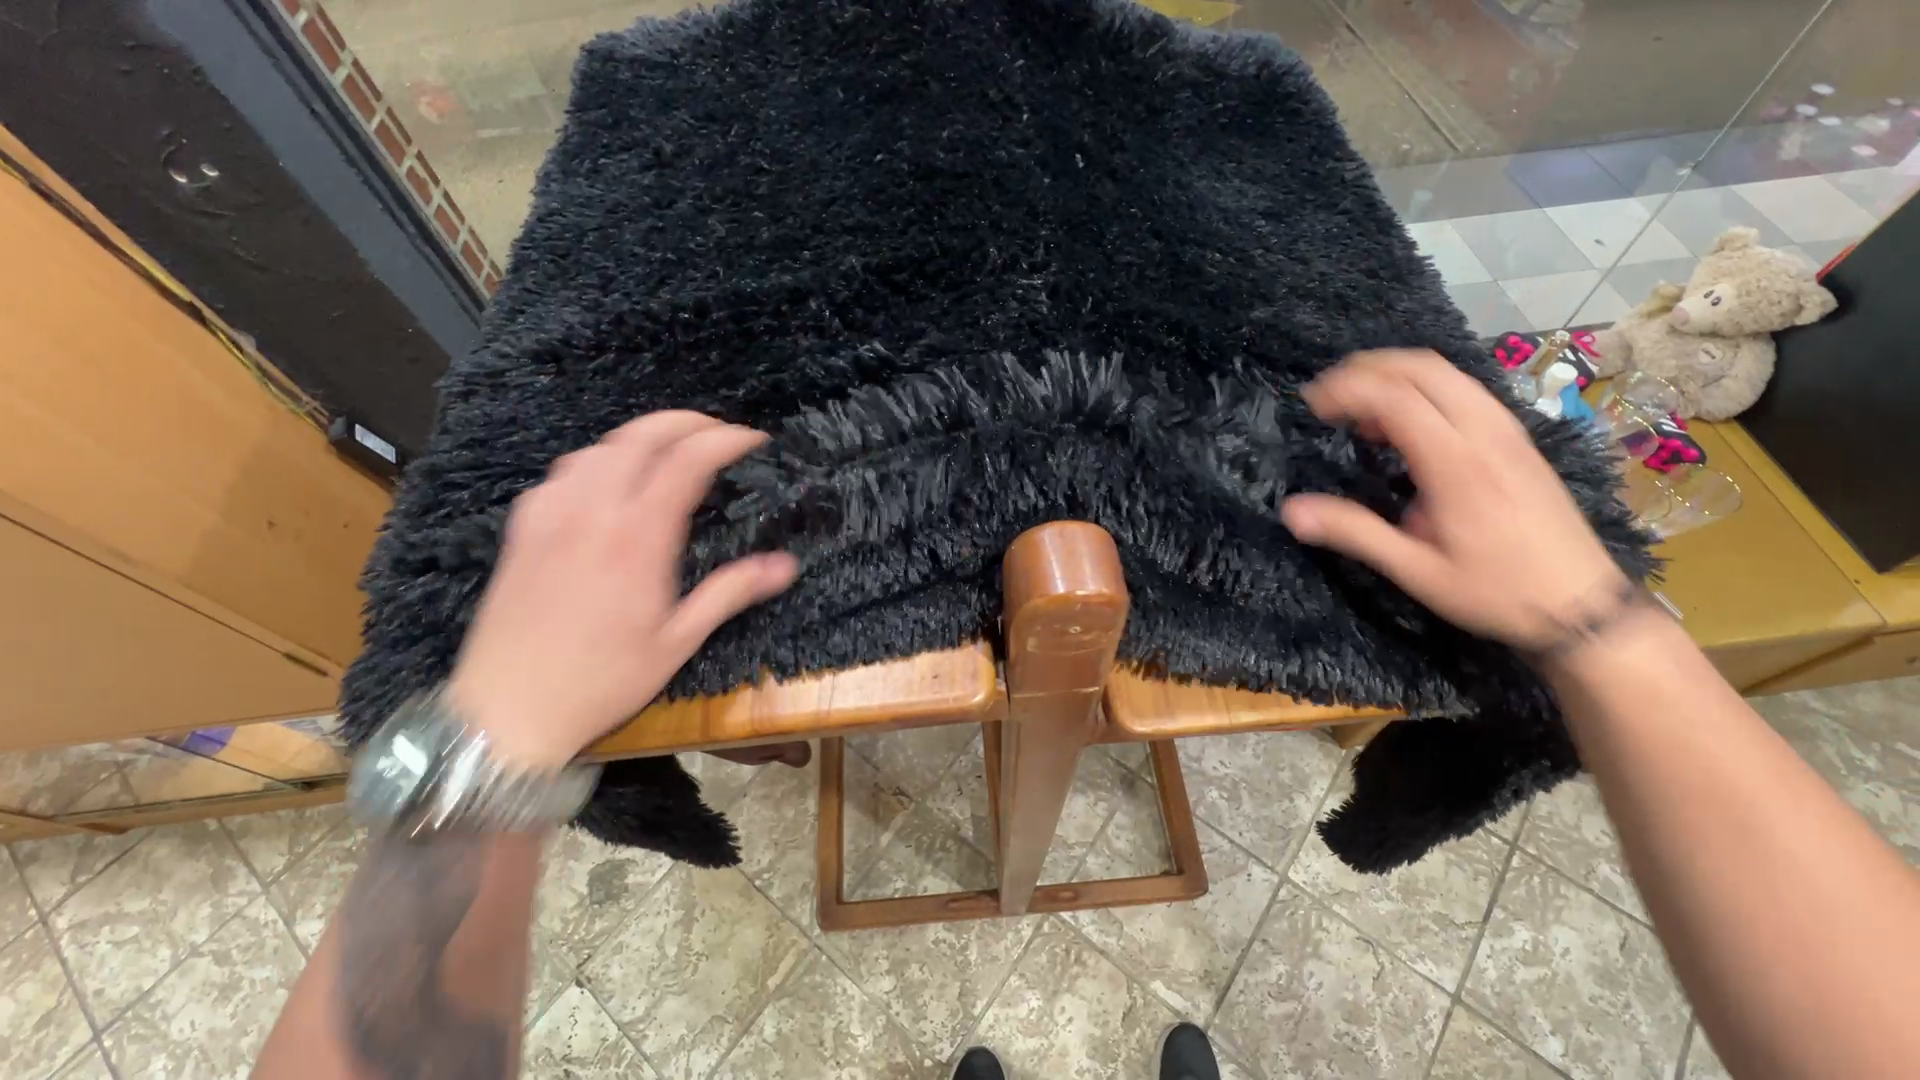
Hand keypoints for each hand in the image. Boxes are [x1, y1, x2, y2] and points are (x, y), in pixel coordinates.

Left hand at [446, 412, 798, 766]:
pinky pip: (560, 475)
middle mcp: (592, 513)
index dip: (724, 440)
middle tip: (716, 431)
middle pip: (639, 437)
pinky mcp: (523, 531)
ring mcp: (551, 517)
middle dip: (684, 422)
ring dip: (639, 438)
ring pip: (597, 449)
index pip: (686, 462)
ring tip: (666, 453)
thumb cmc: (602, 682)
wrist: (508, 711)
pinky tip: (604, 485)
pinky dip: (594, 463)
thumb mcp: (677, 642)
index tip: (752, 439)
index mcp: (638, 538)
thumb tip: (785, 566)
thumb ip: (730, 593)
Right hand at [1280, 350, 1625, 651]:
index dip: (1346, 390)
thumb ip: (1354, 533)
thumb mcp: (1416, 570)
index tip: (1311, 405)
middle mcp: (1485, 432)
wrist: (1582, 603)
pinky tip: (1403, 424)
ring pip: (1447, 373)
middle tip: (1328, 395)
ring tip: (1359, 409)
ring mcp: (1507, 430)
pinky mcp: (1516, 438)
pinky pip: (1464, 390)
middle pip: (1422, 367)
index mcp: (1456, 463)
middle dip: (1368, 369)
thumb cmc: (1495, 591)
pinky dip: (1423, 389)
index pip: (1394, 396)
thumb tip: (1291, 511)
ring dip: (1396, 375)